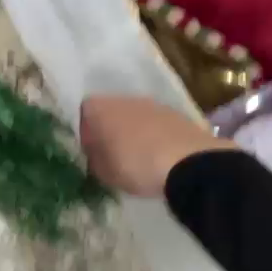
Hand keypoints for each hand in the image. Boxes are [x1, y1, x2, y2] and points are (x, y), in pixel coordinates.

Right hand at [78, 94, 237, 197]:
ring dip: (137, 135)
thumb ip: (94, 161)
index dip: (87, 138)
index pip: (82, 118)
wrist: (189, 163)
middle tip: (118, 158)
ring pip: (135, 118)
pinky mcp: (176, 114)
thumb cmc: (135, 165)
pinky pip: (159, 126)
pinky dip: (158, 138)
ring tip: (145, 160)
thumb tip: (95, 157)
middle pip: (110, 115)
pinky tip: (165, 159)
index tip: (94, 156)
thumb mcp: (103, 172)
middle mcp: (119, 98)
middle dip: (112, 133)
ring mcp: (150, 103)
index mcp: (94, 107)